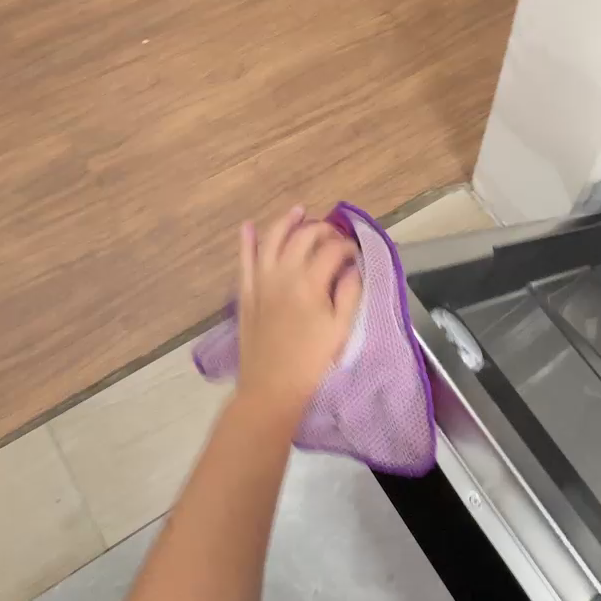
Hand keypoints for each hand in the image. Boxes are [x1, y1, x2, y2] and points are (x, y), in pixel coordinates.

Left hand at [233, 206, 361, 419]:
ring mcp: (260, 281)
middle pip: (304, 237)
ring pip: (272, 239)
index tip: (356, 254)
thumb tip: (352, 268)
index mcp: (310, 282)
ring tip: (299, 211)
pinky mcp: (246, 293)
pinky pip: (245, 260)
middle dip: (323, 230)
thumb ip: (349, 292)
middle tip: (335, 237)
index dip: (348, 247)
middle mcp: (283, 273)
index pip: (333, 249)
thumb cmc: (312, 362)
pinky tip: (249, 227)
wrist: (271, 389)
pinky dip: (247, 241)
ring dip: (287, 222)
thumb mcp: (341, 328)